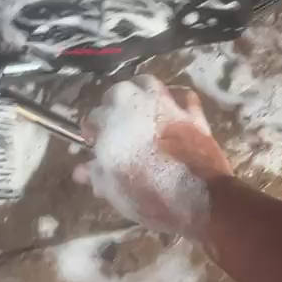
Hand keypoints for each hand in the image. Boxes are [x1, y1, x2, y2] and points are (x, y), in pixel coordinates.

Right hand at [73, 77, 232, 236]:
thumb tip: (80, 170)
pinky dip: (175, 97)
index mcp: (111, 125)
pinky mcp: (191, 111)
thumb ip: (96, 175)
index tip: (96, 146)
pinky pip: (182, 94)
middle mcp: (136, 107)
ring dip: (140, 93)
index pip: (91, 119)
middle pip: (117, 93)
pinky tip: (172, 107)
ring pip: (147, 84)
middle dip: (113, 107)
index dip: (93, 133)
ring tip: (139, 109)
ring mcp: (166, 105)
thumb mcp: (116, 193)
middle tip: (117, 128)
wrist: (200, 198)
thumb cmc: (151, 198)